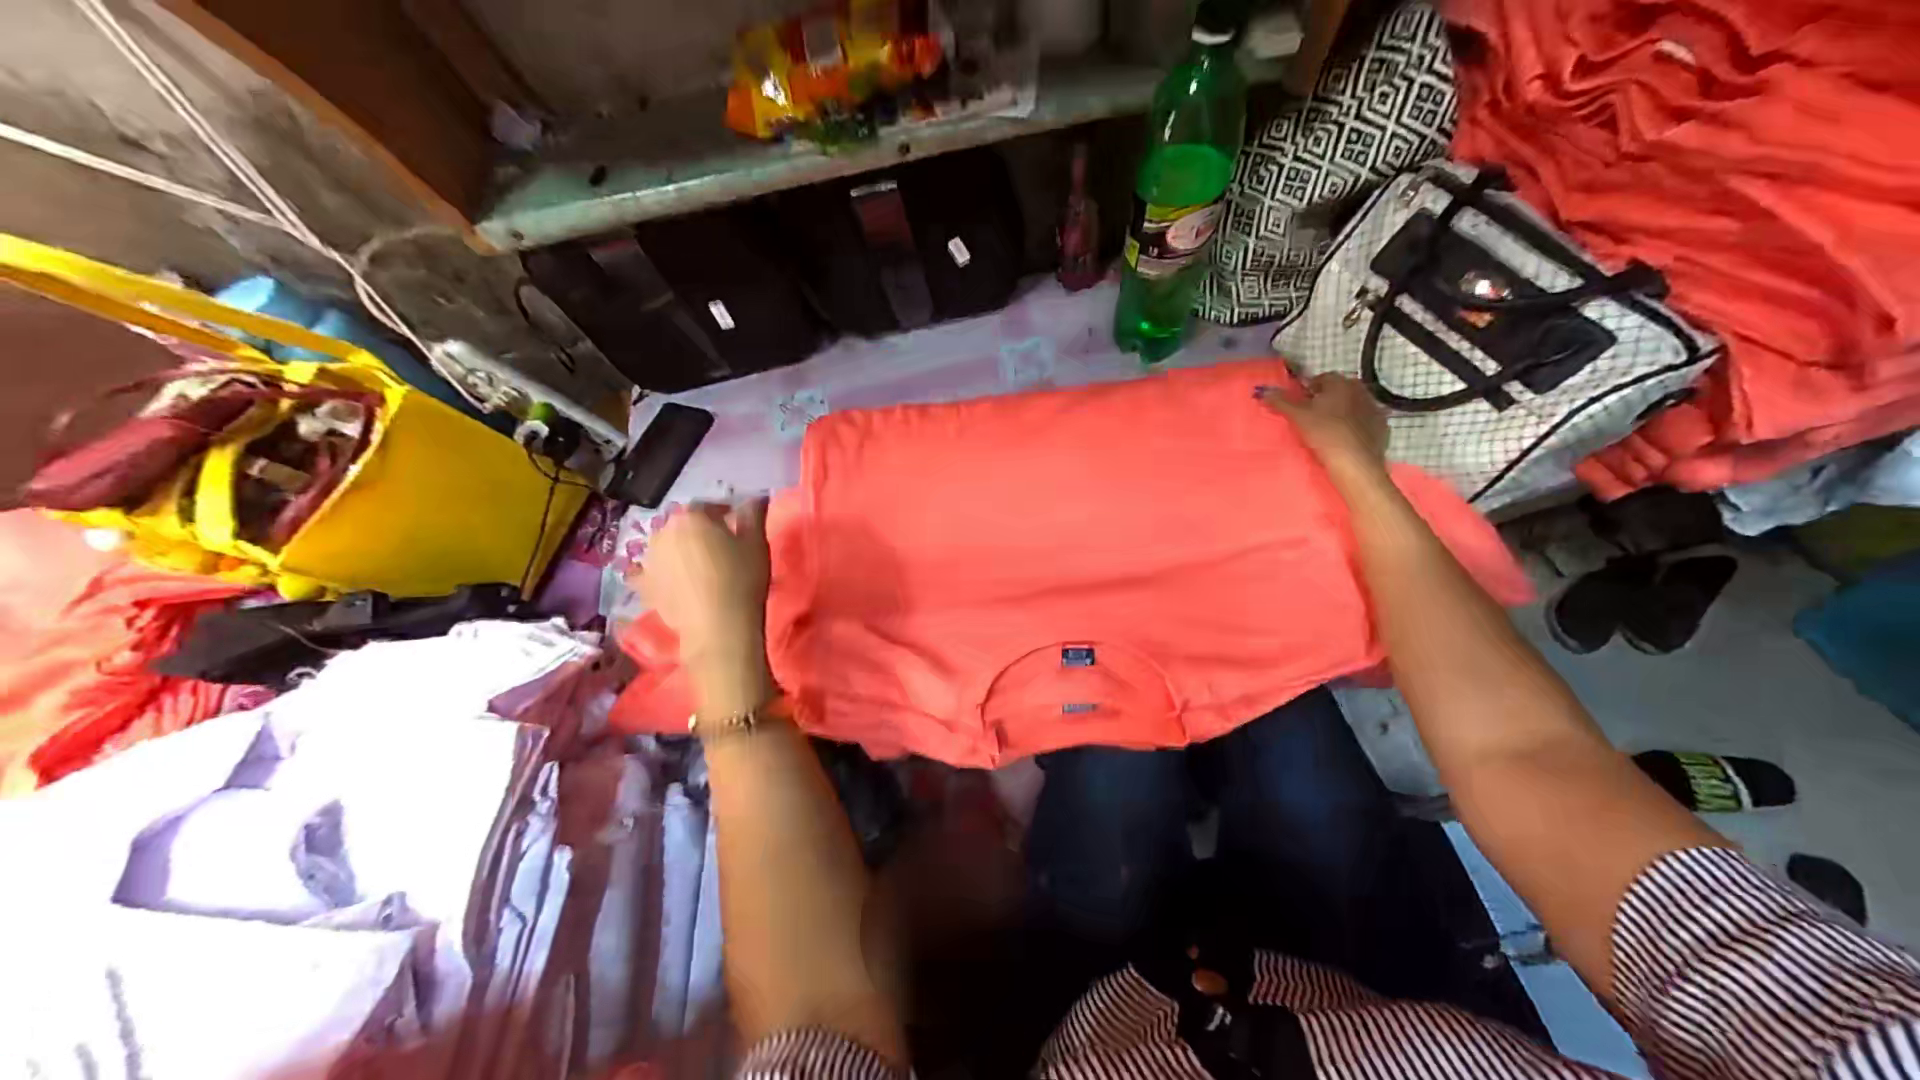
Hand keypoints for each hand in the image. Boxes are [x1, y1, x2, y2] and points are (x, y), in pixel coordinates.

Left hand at [632, 500, 774, 715]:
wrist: (718, 629)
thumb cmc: (742, 579)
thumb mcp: (756, 542)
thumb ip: (753, 514)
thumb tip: (754, 497)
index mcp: (690, 516)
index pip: (707, 505)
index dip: (724, 513)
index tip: (737, 526)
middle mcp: (662, 532)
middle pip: (683, 525)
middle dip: (699, 531)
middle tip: (720, 547)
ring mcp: (649, 560)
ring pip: (667, 547)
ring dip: (681, 551)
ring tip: (701, 567)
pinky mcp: (644, 586)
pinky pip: (653, 572)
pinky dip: (663, 573)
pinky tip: (678, 583)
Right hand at [1256, 374, 1389, 474]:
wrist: (1355, 462)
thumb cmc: (1324, 433)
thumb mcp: (1297, 416)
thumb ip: (1280, 401)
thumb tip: (1262, 390)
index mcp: (1341, 382)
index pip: (1321, 378)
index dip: (1308, 391)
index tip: (1299, 405)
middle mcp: (1361, 390)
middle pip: (1338, 390)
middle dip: (1325, 400)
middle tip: (1311, 418)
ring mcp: (1374, 408)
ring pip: (1352, 405)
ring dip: (1340, 412)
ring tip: (1326, 430)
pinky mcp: (1381, 426)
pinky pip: (1363, 420)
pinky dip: (1354, 426)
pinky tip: (1344, 439)